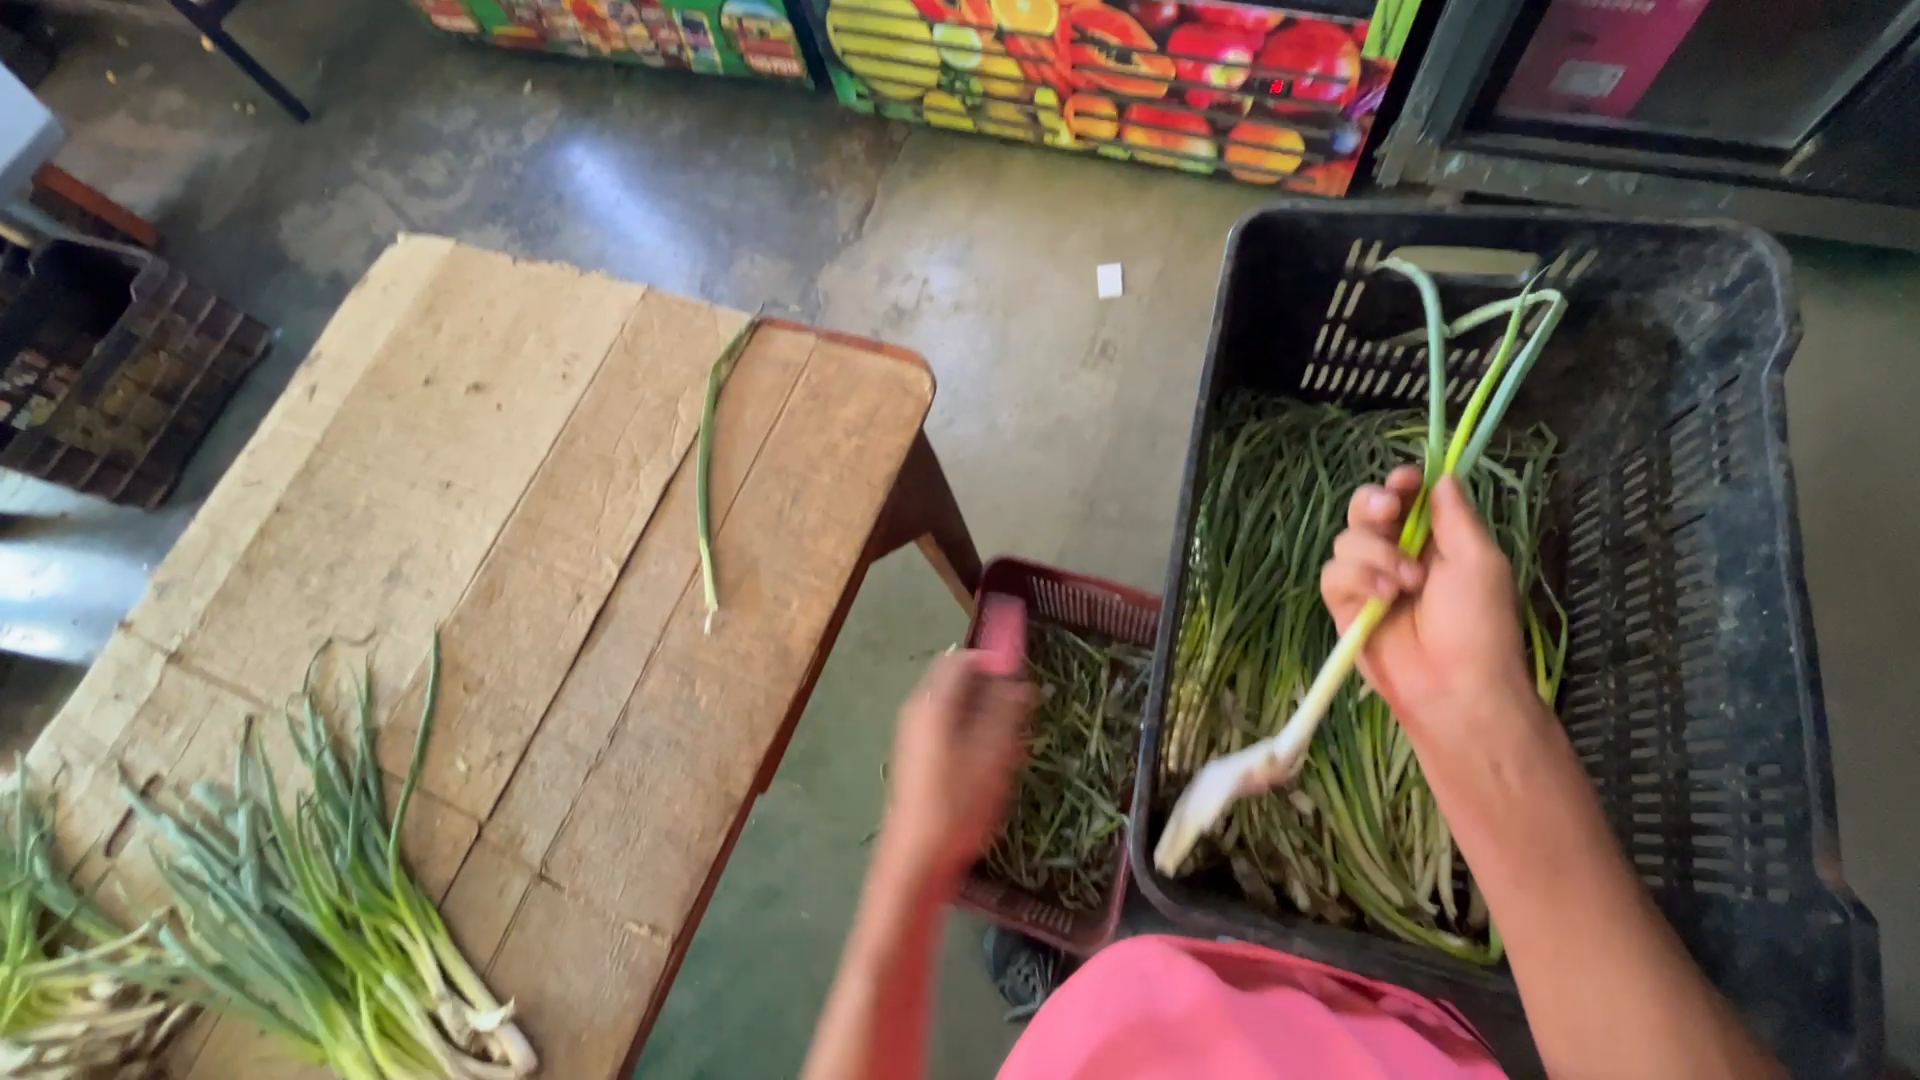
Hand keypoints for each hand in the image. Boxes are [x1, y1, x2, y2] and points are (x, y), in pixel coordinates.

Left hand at [879, 650, 1033, 886]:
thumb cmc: (957, 804)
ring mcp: (913, 733)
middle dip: (991, 689)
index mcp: (933, 702)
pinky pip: (948, 727)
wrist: (916, 858)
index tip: (1024, 679)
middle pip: (957, 680)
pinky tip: (989, 764)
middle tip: (1021, 712)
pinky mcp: (917, 756)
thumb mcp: (994, 753)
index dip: (996, 661)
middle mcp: (917, 709)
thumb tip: (1020, 680)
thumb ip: (1008, 709)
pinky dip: (972, 733)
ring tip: (1009, 743)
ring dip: (984, 713)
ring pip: (955, 705)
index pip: (963, 657)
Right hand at [1319, 467, 1537, 737]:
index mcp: (1432, 541)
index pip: (1405, 499)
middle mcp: (1394, 554)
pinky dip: (1357, 578)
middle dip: (1372, 504)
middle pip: (1363, 510)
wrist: (1455, 683)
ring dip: (1376, 554)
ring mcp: (1366, 580)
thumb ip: (1455, 517)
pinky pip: (1333, 574)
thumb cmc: (1479, 623)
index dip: (1400, 484)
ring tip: (1406, 584)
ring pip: (1346, 541)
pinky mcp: (1343, 605)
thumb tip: (1441, 477)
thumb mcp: (1479, 561)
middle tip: (1388, 513)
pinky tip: (1383, 597)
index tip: (1406, 479)